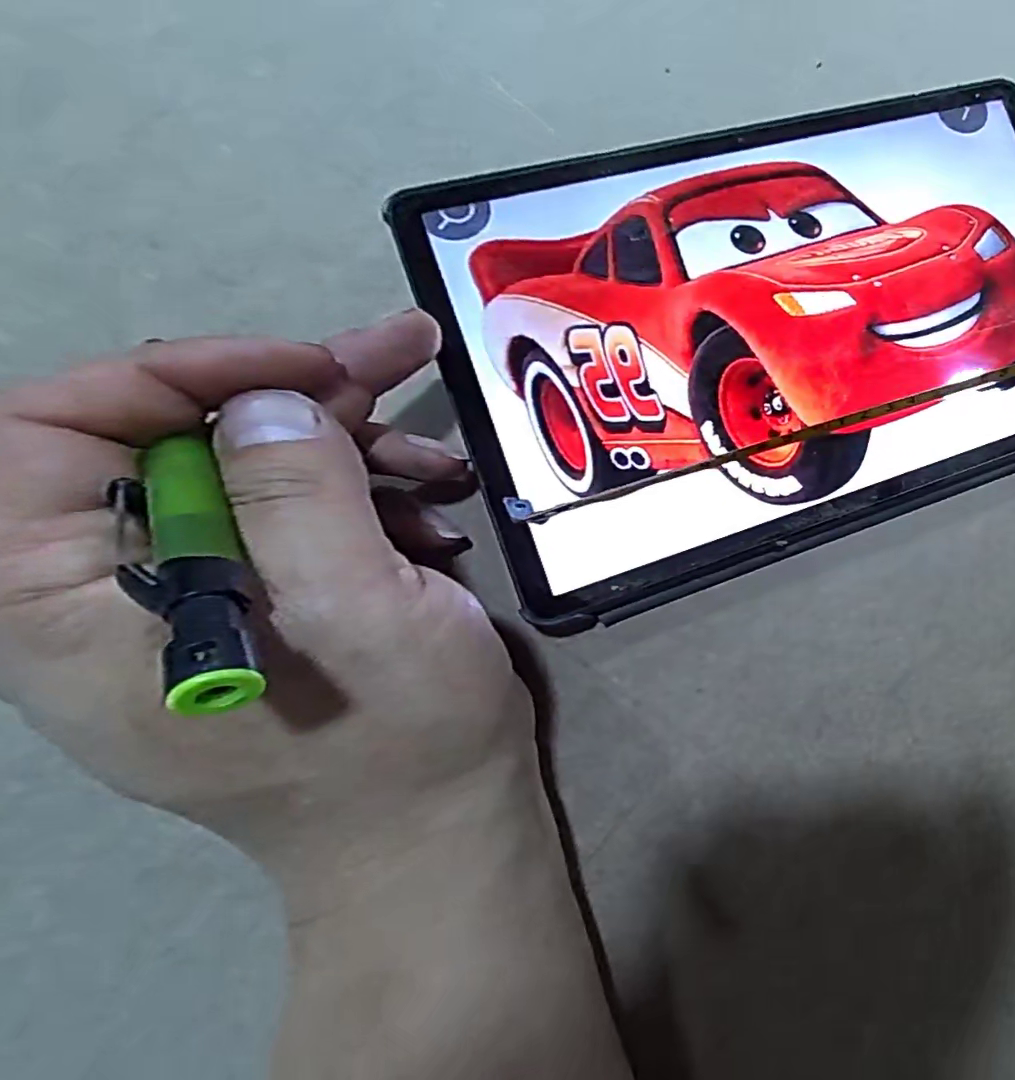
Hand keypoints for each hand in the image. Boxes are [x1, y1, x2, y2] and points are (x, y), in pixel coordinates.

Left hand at [0, 312, 530, 900]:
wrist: (441, 819)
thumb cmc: (395, 733)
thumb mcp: (358, 611)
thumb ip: (300, 500)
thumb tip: (271, 404)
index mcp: (72, 599)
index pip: (47, 433)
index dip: (178, 378)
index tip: (306, 369)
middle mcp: (114, 589)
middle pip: (179, 445)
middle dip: (299, 401)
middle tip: (403, 356)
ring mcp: (206, 598)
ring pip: (257, 478)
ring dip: (355, 456)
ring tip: (447, 472)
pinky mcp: (279, 605)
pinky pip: (306, 523)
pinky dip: (374, 504)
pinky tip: (438, 522)